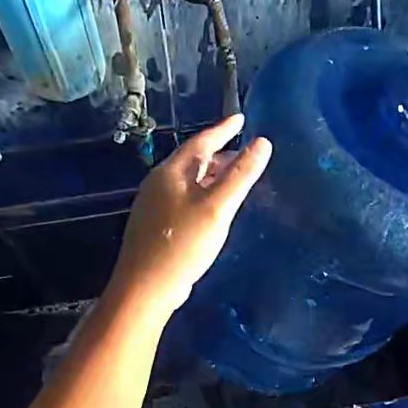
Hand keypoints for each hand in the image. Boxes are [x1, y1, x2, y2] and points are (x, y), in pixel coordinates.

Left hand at [106, 113, 272, 314]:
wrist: (144, 287)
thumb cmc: (183, 243)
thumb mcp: (217, 207)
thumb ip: (240, 175)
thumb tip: (262, 143)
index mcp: (171, 173)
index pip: (201, 142)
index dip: (223, 130)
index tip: (240, 119)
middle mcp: (158, 184)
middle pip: (193, 161)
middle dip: (219, 155)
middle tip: (245, 153)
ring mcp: (154, 206)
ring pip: (188, 182)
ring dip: (211, 176)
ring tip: (234, 179)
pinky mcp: (155, 226)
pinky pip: (184, 199)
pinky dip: (203, 195)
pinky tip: (213, 208)